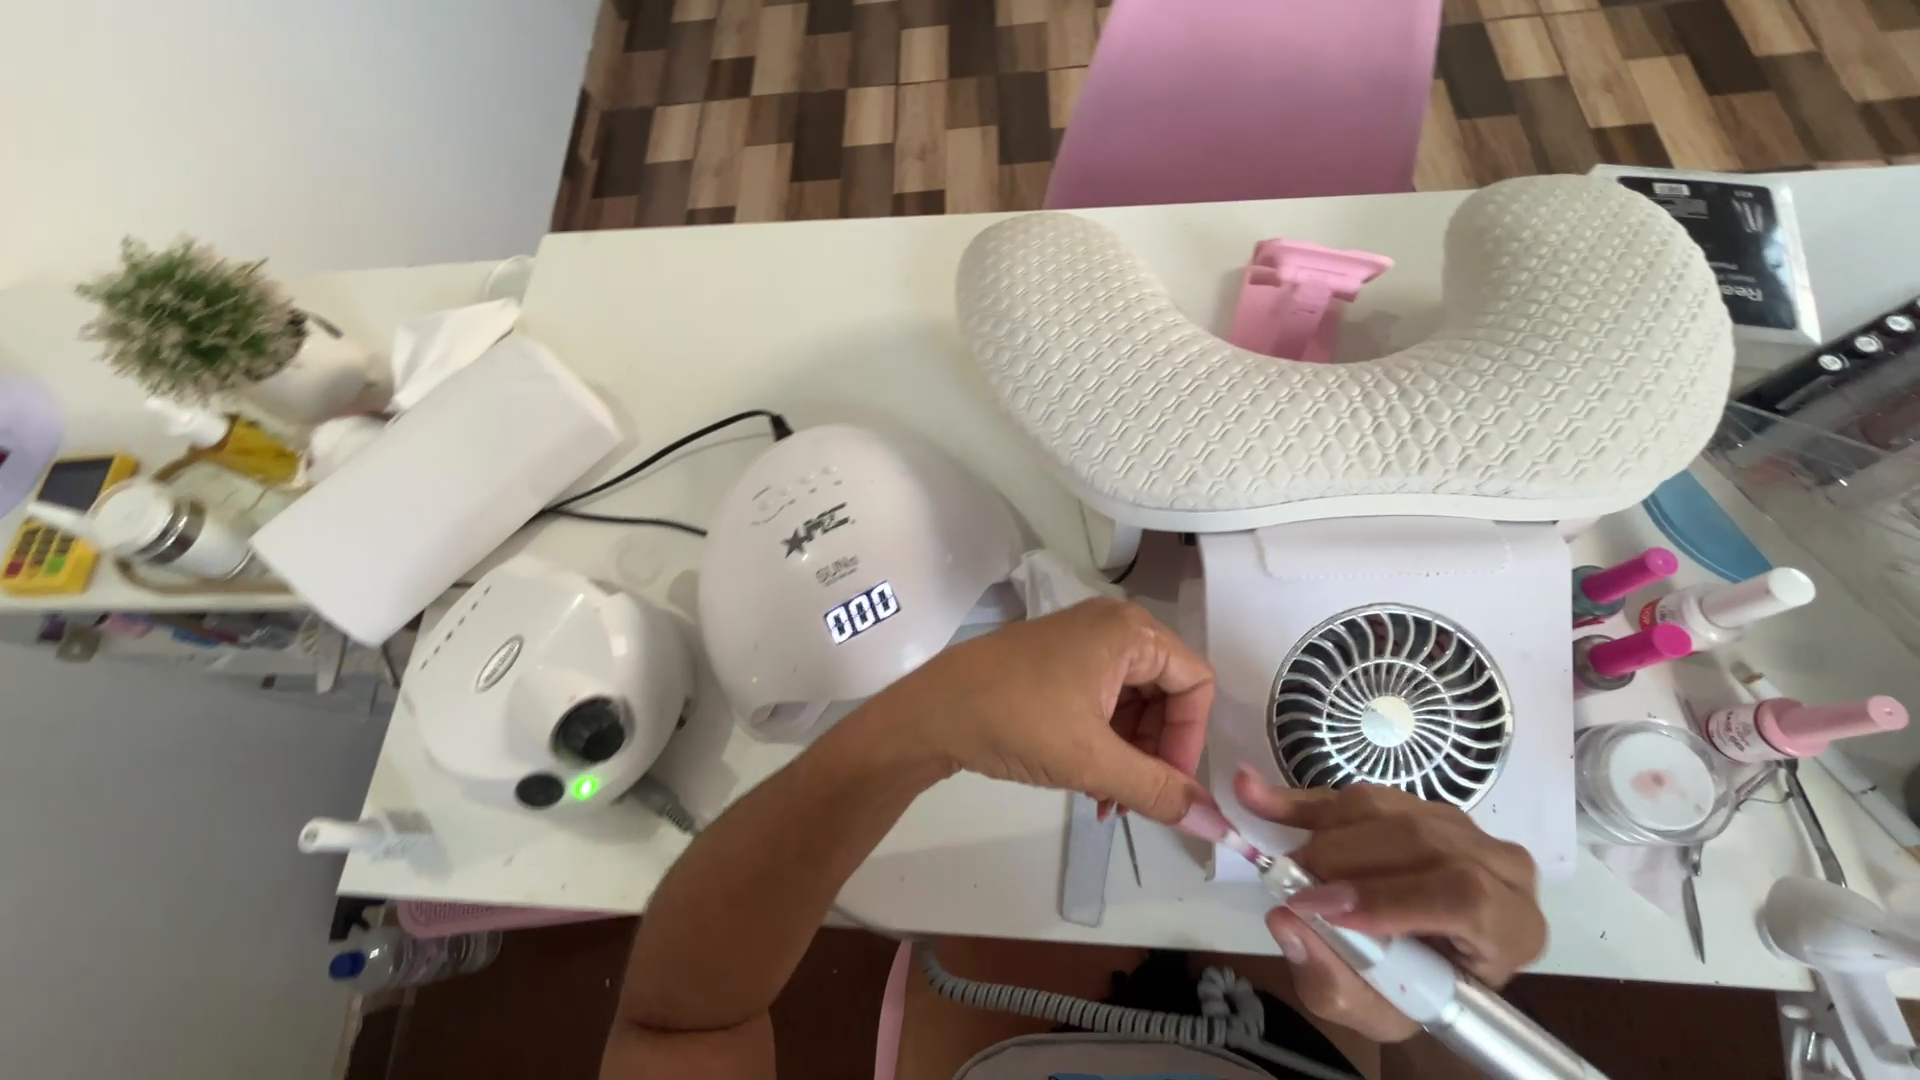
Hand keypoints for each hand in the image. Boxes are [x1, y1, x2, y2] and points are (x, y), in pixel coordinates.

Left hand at [865, 598, 1214, 824]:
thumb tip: (1221, 826)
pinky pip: (1102, 701)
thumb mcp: (1093, 761)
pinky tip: (1089, 784)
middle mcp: (1111, 626)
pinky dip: (1103, 742)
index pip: (1195, 684)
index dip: (1190, 740)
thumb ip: (1159, 792)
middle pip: (1165, 694)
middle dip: (1155, 754)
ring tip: (1107, 800)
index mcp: (1129, 631)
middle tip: (1134, 800)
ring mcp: (1080, 642)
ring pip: (1132, 704)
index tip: (1169, 787)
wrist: (930, 711)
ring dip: (1129, 756)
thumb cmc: (1016, 722)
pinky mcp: (1056, 662)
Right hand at [1235, 768, 1546, 1041]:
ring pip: (1384, 811)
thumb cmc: (1413, 992)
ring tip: (1287, 866)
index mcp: (1511, 928)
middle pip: (1419, 843)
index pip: (1464, 898)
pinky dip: (1299, 799)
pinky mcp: (1411, 801)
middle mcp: (1498, 866)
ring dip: (1324, 833)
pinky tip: (1252, 794)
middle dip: (1342, 862)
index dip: (1389, 898)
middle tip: (1290, 886)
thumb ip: (1334, 981)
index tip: (1321, 910)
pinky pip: (1355, 794)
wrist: (1422, 959)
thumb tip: (1286, 921)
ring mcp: (1457, 825)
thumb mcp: (1377, 1013)